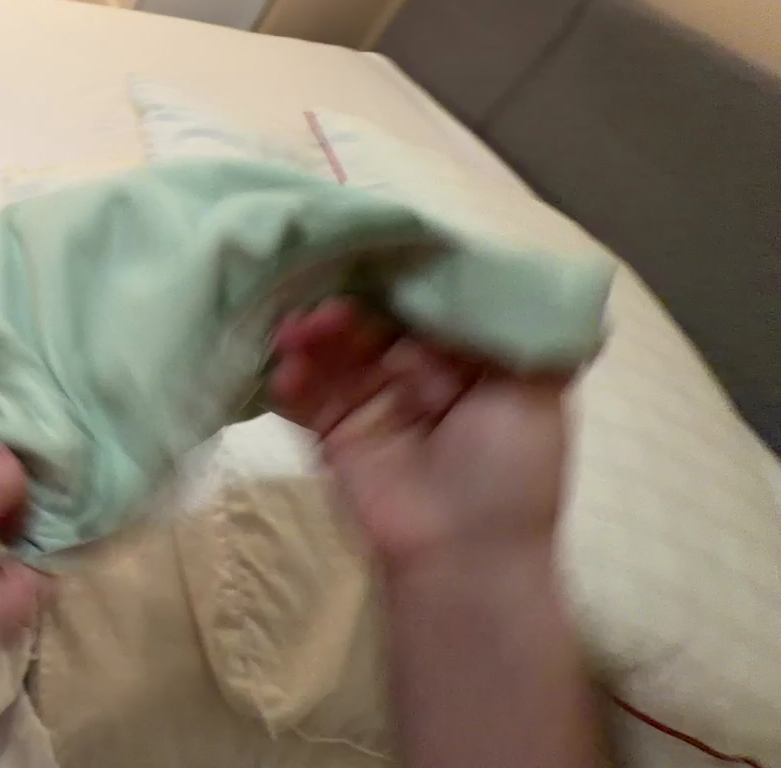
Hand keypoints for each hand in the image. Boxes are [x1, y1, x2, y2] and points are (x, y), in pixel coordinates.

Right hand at [270, 299, 573, 569]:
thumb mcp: (532, 398)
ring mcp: (363, 399)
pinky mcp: (327, 426)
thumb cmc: (507, 471)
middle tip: (323, 312)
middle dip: (339, 313)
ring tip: (294, 336)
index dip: (387, 289)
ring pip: (327, 355)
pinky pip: (301, 394)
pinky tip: (285, 373)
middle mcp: (408, 374)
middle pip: (363, 327)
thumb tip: (477, 278)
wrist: (462, 550)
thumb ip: (507, 336)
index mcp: (458, 362)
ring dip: (308, 340)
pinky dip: (288, 380)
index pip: (413, 309)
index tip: (360, 268)